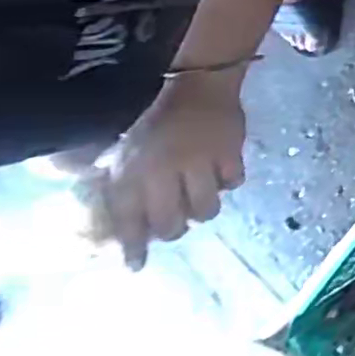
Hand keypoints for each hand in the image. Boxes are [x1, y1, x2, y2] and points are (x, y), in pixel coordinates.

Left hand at [86, 71, 245, 269]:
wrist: (199, 87)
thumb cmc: (158, 123)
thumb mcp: (128, 152)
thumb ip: (123, 185)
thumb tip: (121, 225)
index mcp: (132, 173)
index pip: (127, 220)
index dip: (132, 247)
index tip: (136, 268)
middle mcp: (162, 171)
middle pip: (171, 222)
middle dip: (174, 230)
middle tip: (178, 226)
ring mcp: (199, 161)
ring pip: (206, 207)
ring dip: (203, 210)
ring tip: (202, 202)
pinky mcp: (231, 151)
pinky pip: (234, 181)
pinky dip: (229, 183)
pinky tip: (224, 177)